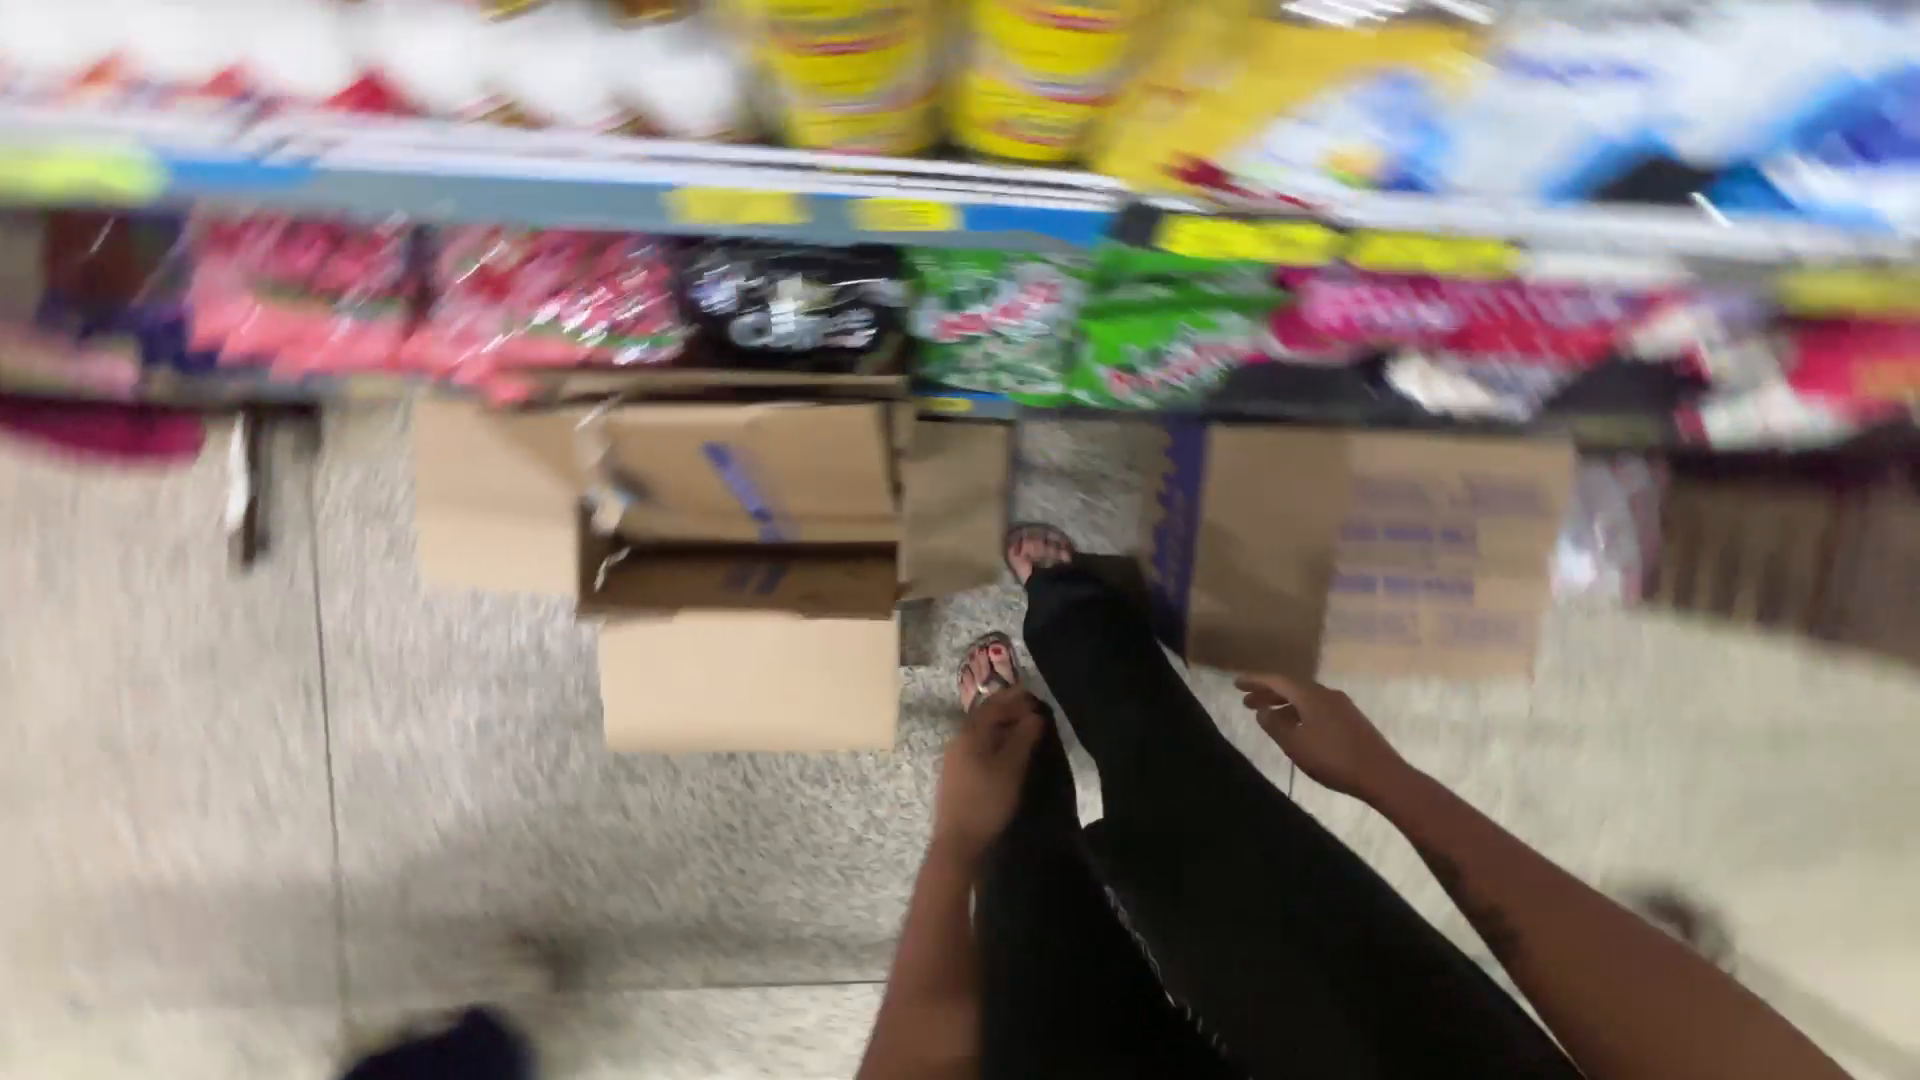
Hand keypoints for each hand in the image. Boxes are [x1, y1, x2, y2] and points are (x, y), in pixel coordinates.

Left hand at [931, 688, 1045, 864]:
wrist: (958, 841)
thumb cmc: (987, 801)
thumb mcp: (1011, 768)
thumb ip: (1024, 738)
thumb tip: (1035, 715)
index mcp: (970, 734)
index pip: (994, 706)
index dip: (1015, 698)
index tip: (1035, 695)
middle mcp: (958, 739)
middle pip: (984, 715)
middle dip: (1007, 708)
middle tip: (1031, 707)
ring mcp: (954, 757)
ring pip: (980, 730)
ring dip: (1001, 724)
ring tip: (1023, 725)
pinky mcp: (956, 772)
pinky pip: (977, 744)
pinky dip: (994, 738)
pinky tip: (1006, 748)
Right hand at [1235, 673, 1410, 800]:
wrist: (1383, 776)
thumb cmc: (1333, 759)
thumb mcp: (1295, 744)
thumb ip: (1274, 725)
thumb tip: (1263, 711)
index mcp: (1310, 695)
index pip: (1276, 680)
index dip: (1255, 680)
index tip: (1236, 684)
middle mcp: (1326, 693)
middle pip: (1291, 686)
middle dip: (1267, 693)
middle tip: (1247, 702)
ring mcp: (1341, 706)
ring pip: (1305, 697)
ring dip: (1284, 704)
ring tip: (1268, 716)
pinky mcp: (1351, 720)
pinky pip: (1317, 707)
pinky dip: (1299, 712)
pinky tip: (1296, 727)